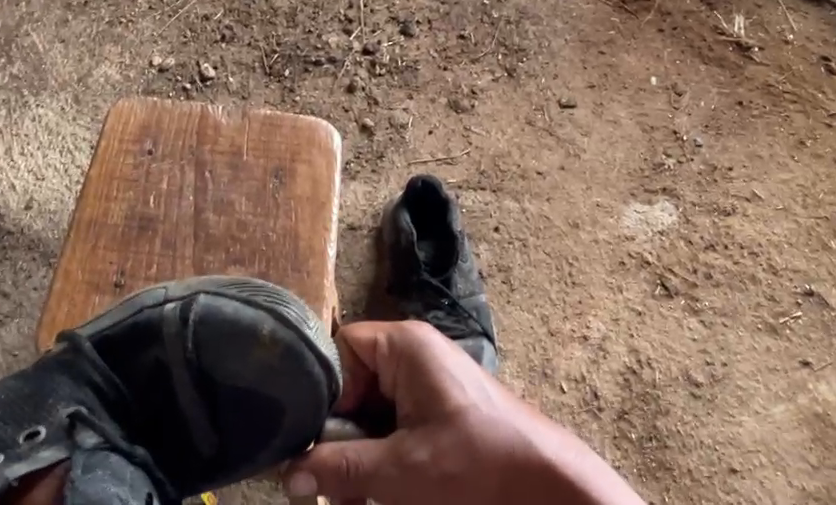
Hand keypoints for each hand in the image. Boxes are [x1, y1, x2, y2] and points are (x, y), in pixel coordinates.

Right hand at [282, 321, 643, 504]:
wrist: (549, 490)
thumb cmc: (477, 467)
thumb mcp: (398, 471)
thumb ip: (339, 468)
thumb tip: (286, 475)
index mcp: (405, 346)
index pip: (340, 348)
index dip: (323, 391)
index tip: (312, 437)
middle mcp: (415, 356)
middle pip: (353, 385)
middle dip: (340, 436)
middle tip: (327, 480)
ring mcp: (430, 385)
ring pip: (372, 414)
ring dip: (360, 456)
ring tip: (354, 496)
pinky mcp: (441, 415)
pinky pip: (396, 428)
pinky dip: (384, 461)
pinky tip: (379, 493)